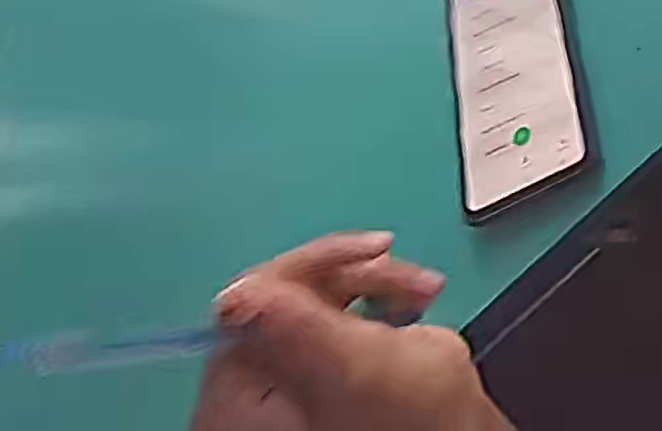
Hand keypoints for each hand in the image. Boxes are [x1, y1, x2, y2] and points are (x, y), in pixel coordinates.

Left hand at [189, 231, 508, 430]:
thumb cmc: (409, 416)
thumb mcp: (356, 367)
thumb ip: (295, 327)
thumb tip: (238, 290)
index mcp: (237, 397)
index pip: (256, 294)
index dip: (321, 261)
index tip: (381, 248)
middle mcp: (252, 388)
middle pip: (296, 292)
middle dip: (366, 274)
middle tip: (415, 280)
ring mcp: (290, 378)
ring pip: (325, 295)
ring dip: (383, 282)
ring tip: (425, 291)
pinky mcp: (326, 366)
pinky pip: (343, 310)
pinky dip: (383, 297)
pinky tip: (412, 305)